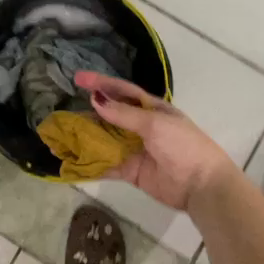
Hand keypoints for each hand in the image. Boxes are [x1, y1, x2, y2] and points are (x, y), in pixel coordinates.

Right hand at [78, 72, 239, 211]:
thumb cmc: (183, 146)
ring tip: (61, 137)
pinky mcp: (132, 171)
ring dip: (86, 138)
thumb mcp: (155, 124)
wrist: (202, 185)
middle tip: (62, 112)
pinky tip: (73, 162)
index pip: (122, 91)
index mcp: (152, 109)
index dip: (101, 83)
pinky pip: (108, 165)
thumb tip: (96, 100)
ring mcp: (135, 149)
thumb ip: (124, 114)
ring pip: (106, 140)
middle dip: (88, 113)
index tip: (77, 78)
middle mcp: (142, 126)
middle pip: (110, 116)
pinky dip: (91, 163)